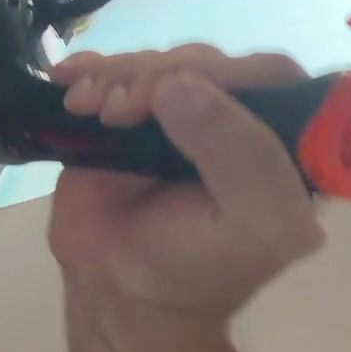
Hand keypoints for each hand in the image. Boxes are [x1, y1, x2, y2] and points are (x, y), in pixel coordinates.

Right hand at [48, 45, 325, 321]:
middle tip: (119, 111)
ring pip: (151, 63)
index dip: (224, 72)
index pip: (271, 77)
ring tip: (86, 107)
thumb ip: (242, 156)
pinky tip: (66, 82)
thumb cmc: (199, 265)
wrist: (116, 289)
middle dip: (154, 75)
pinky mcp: (114, 120)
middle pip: (203, 63)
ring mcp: (167, 118)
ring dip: (113, 74)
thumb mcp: (255, 224)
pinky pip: (104, 74)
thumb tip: (179, 87)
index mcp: (285, 143)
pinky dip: (83, 70)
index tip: (173, 91)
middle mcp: (229, 122)